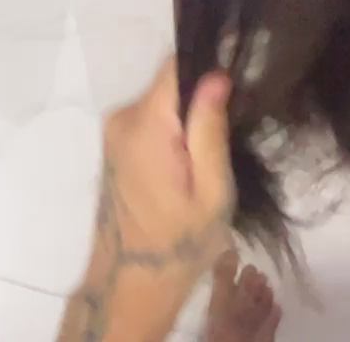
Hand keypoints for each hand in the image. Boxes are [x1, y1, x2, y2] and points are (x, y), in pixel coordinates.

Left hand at [60, 61, 234, 341]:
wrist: (130, 284)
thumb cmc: (179, 241)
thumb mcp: (211, 191)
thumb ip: (209, 129)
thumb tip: (216, 74)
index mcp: (145, 124)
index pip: (176, 66)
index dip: (208, 66)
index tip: (235, 83)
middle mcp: (123, 116)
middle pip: (170, 84)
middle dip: (200, 100)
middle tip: (227, 135)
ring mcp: (114, 130)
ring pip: (162, 102)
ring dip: (186, 119)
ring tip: (207, 156)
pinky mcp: (115, 143)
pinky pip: (150, 118)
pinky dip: (171, 131)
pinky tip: (186, 164)